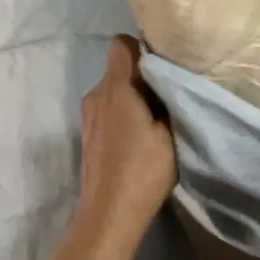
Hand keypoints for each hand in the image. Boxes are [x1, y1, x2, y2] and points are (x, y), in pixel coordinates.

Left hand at [75, 36, 176, 242]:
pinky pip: (109, 109)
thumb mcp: (170, 132)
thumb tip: (170, 82)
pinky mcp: (88, 134)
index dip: (141, 46)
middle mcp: (96, 95)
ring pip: (114, 90)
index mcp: (116, 87)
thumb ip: (169, 100)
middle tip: (168, 94)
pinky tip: (140, 139)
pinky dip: (124, 114)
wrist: (108, 215)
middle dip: (143, 75)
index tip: (163, 63)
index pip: (121, 44)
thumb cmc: (143, 169)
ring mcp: (89, 116)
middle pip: (119, 68)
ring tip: (156, 119)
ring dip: (133, 97)